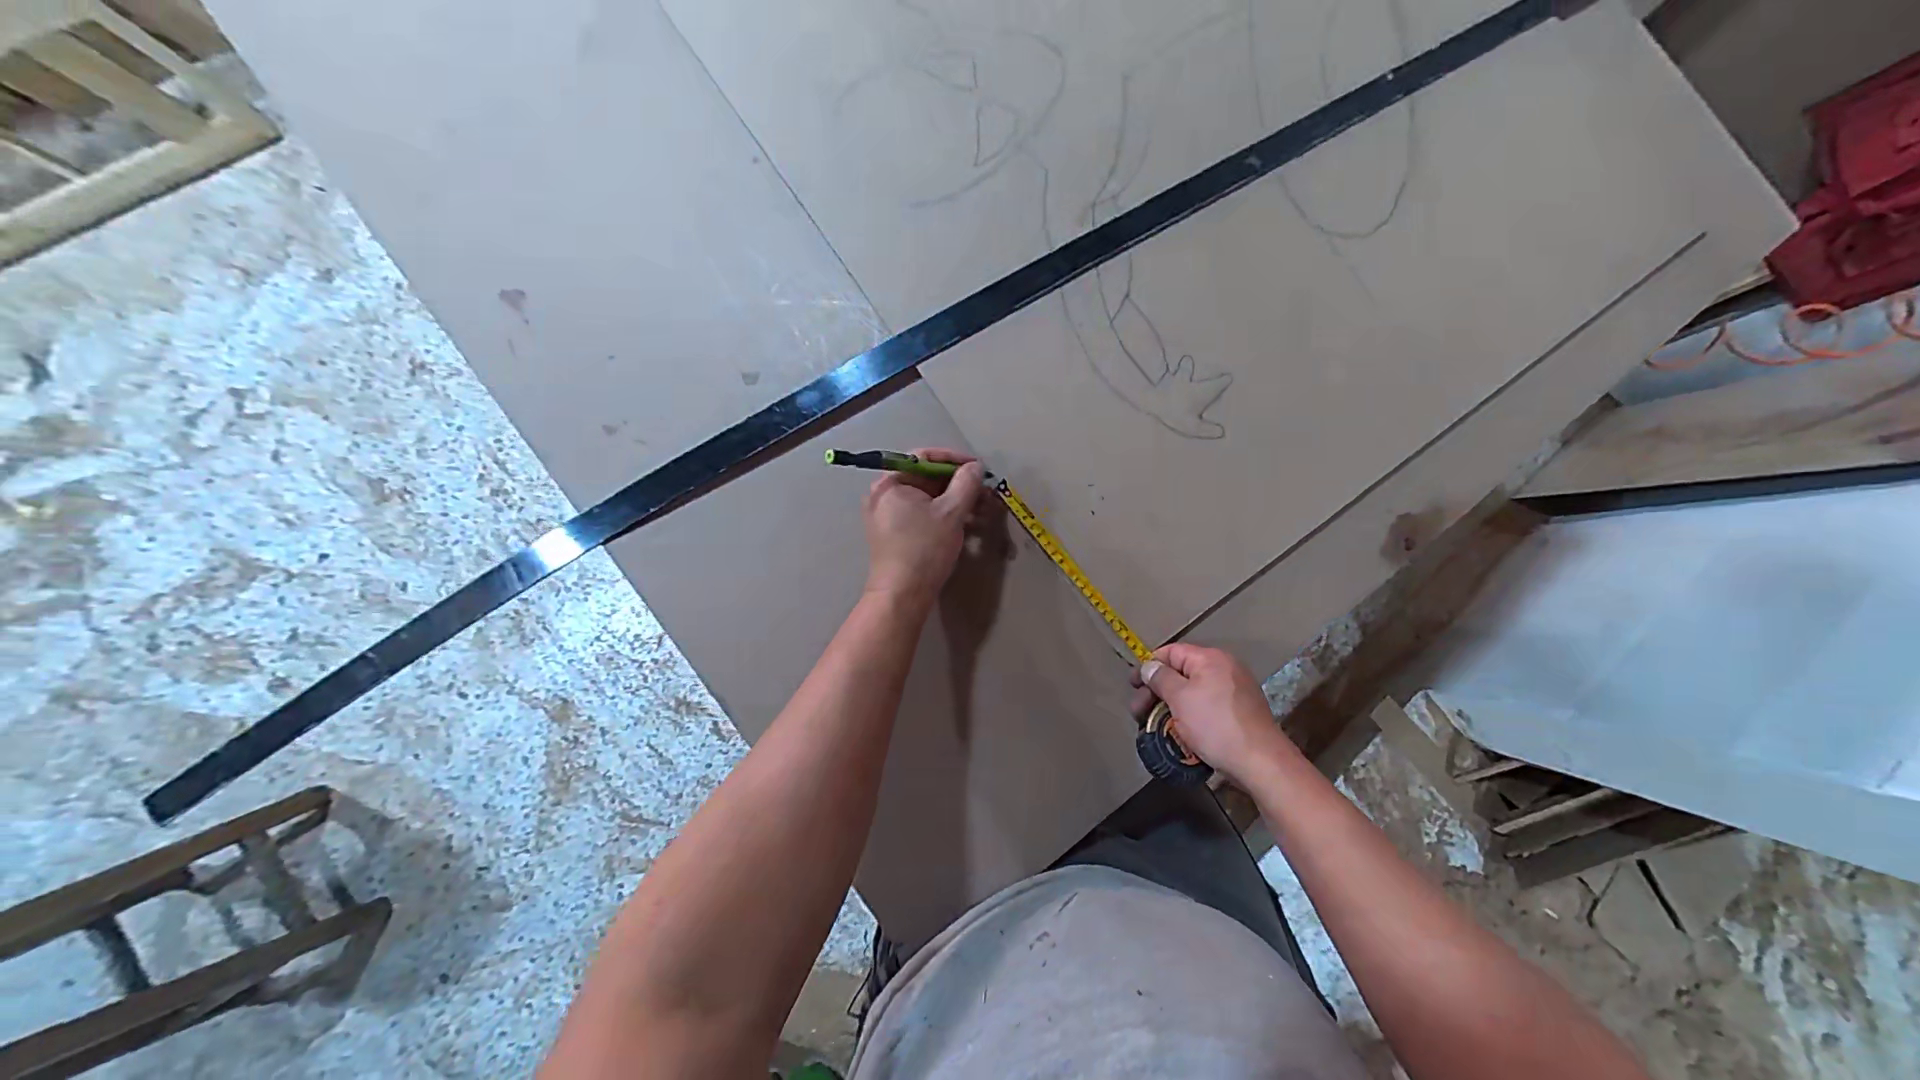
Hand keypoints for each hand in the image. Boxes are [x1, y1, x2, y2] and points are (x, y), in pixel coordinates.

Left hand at [862, 448, 983, 604]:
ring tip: (981, 511)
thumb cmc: (924, 548)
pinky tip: (967, 524)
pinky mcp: (894, 533)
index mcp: (891, 483)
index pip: (925, 457)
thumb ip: (966, 483)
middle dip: (958, 484)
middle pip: (927, 478)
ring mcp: (887, 515)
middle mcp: (884, 495)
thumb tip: (975, 467)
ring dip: (955, 502)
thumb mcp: (952, 512)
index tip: (979, 468)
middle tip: (984, 492)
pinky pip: (922, 514)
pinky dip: (943, 516)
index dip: (955, 460)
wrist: (902, 594)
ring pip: (927, 498)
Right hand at [1130, 644, 1300, 785]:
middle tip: (1138, 713)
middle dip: (1156, 692)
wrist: (1260, 762)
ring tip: (1155, 726)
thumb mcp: (1180, 698)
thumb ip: (1160, 678)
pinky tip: (1179, 732)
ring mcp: (1235, 692)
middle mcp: (1225, 669)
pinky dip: (1189, 716)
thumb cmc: (1215, 725)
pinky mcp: (1239, 713)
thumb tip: (1149, 666)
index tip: (1133, 686)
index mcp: (1210, 659)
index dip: (1148, 666)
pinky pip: (1206, 707)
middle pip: (1181, 673)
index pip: (1171, 652)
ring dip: (1170, 707)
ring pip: (1192, 693)